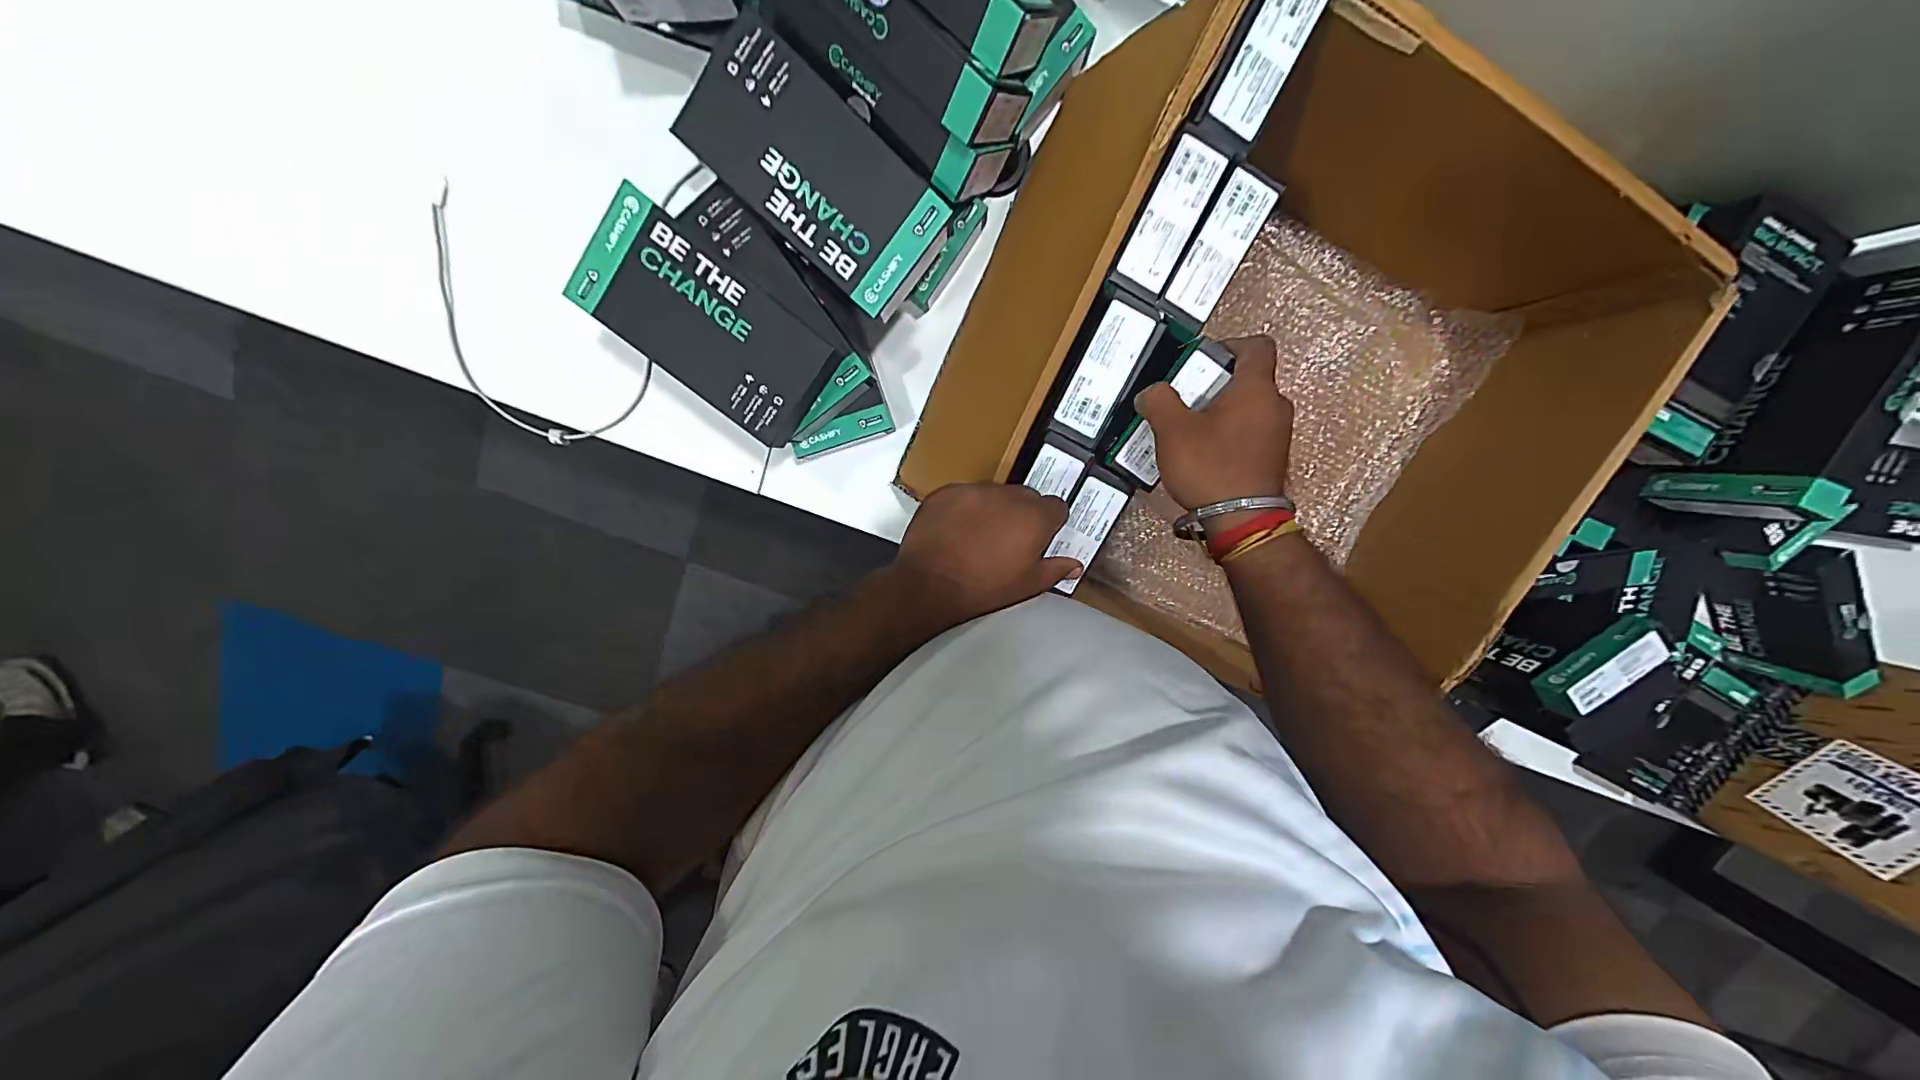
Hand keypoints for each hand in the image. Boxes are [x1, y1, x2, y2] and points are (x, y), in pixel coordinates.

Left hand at [886, 482, 1081, 630]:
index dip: (1051, 522)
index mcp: (1034, 517)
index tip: (1041, 536)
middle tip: (1009, 540)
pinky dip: (964, 508)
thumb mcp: (1027, 585)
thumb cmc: (981, 588)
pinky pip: (964, 494)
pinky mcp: (947, 492)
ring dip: (993, 509)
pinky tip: (958, 530)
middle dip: (1022, 514)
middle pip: (1025, 497)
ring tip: (980, 537)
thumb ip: (1054, 569)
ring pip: (994, 494)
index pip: (1056, 506)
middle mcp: (1007, 496)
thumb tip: (1073, 565)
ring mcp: (974, 491)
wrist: (929, 584)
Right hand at [1134, 336, 1292, 511]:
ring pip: (1246, 408)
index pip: (1256, 346)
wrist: (1241, 520)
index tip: (1202, 359)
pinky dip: (1227, 434)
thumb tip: (1152, 392)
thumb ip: (1159, 401)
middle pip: (1246, 379)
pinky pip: (1249, 433)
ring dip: (1218, 412)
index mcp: (1256, 389)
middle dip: (1213, 385)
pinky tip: (1202, 453)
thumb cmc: (1210, 467)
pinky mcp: (1272, 458)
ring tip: (1187, 431)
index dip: (1228, 345)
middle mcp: (1275, 406)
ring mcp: (1278, 434)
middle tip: (1183, 400)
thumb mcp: (1172, 430)